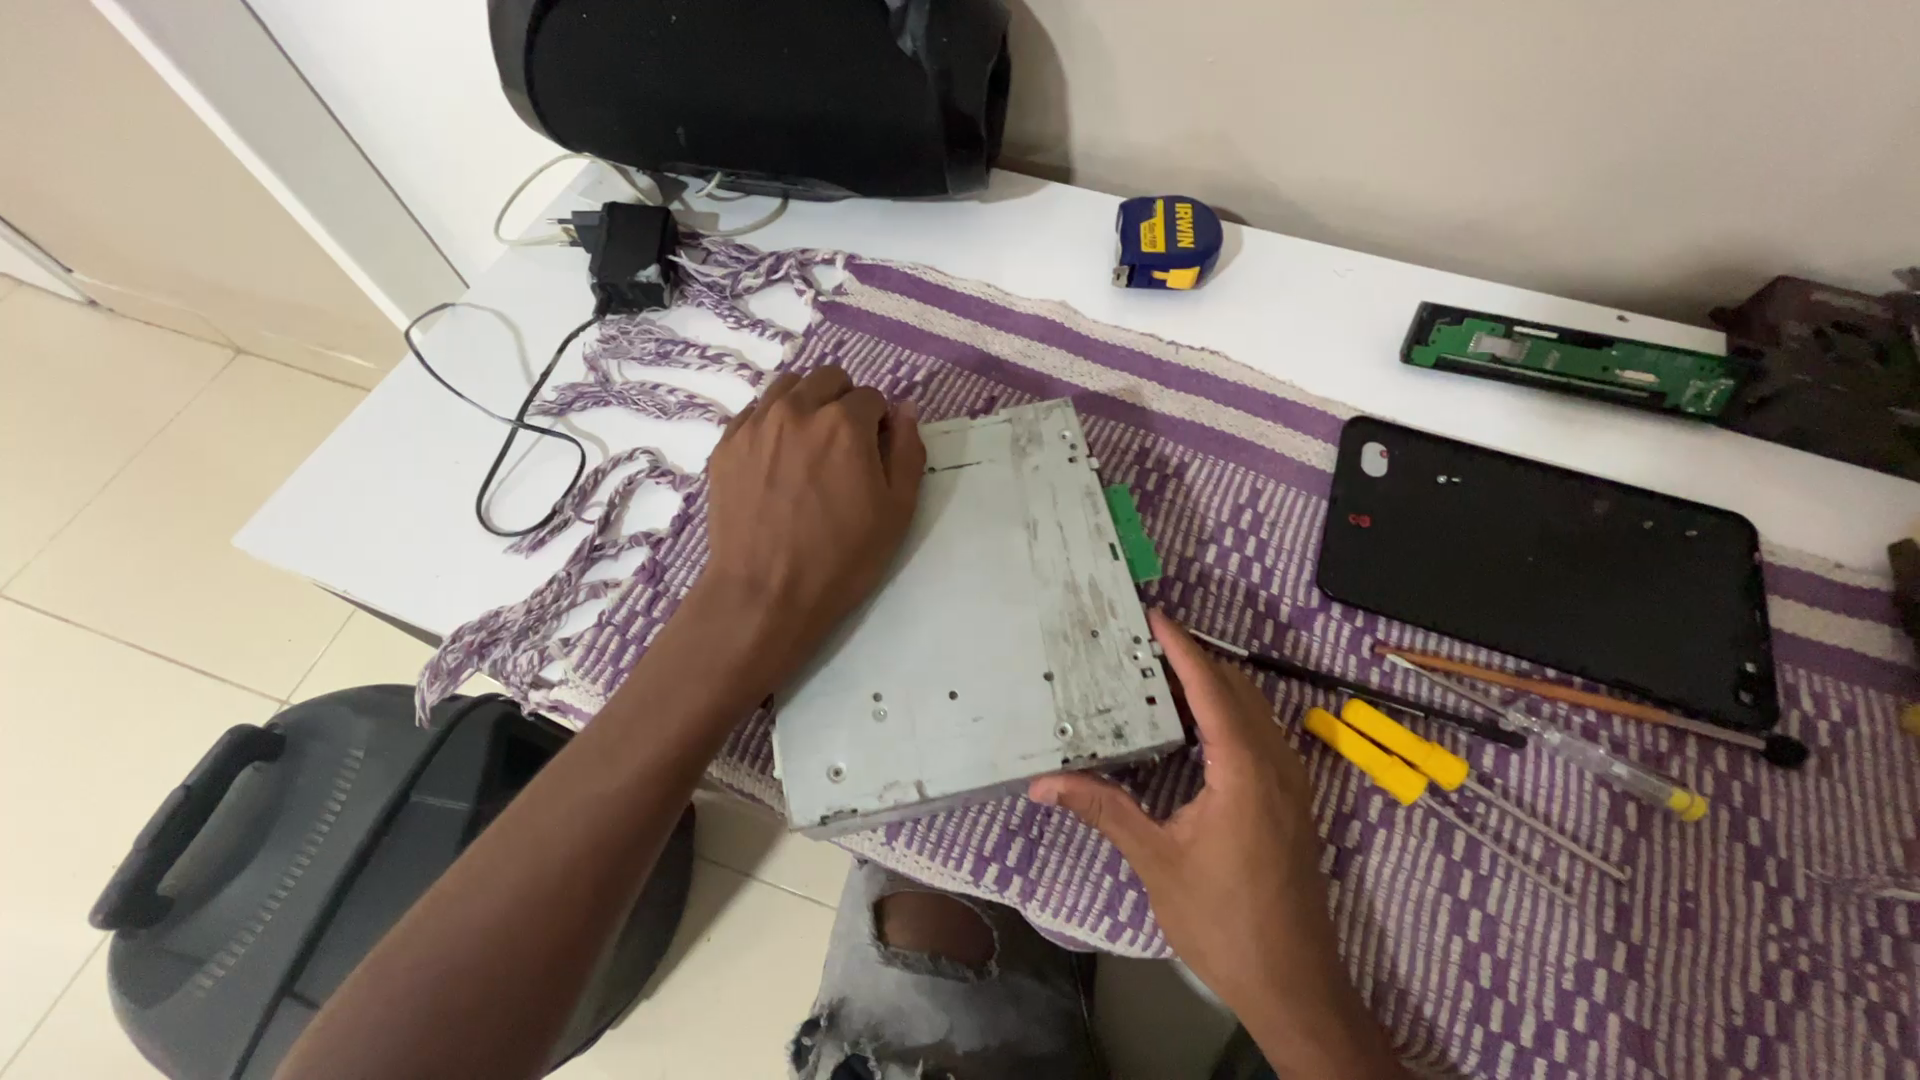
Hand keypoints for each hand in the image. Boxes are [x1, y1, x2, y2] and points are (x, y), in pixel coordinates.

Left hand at [696, 366, 924, 692]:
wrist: (765, 593)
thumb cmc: (841, 558)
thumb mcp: (897, 511)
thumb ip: (908, 451)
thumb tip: (905, 409)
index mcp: (845, 423)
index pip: (872, 396)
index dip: (879, 423)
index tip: (875, 453)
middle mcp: (797, 410)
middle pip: (828, 379)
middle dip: (844, 402)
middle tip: (845, 446)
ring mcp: (755, 425)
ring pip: (787, 387)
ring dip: (807, 403)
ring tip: (810, 446)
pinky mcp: (726, 445)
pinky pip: (754, 413)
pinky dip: (772, 423)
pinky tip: (777, 460)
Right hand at [1030, 611, 1403, 1075]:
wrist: (1293, 984)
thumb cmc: (1223, 920)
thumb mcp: (1156, 861)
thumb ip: (1104, 810)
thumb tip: (1043, 783)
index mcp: (1245, 770)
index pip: (1212, 689)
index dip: (1182, 648)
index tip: (1154, 617)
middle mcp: (1276, 764)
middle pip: (1238, 691)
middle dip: (1195, 660)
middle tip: (1144, 644)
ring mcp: (1291, 783)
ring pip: (1255, 712)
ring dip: (1214, 686)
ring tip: (1163, 675)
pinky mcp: (1292, 802)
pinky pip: (1261, 736)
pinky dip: (1229, 715)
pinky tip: (1195, 729)